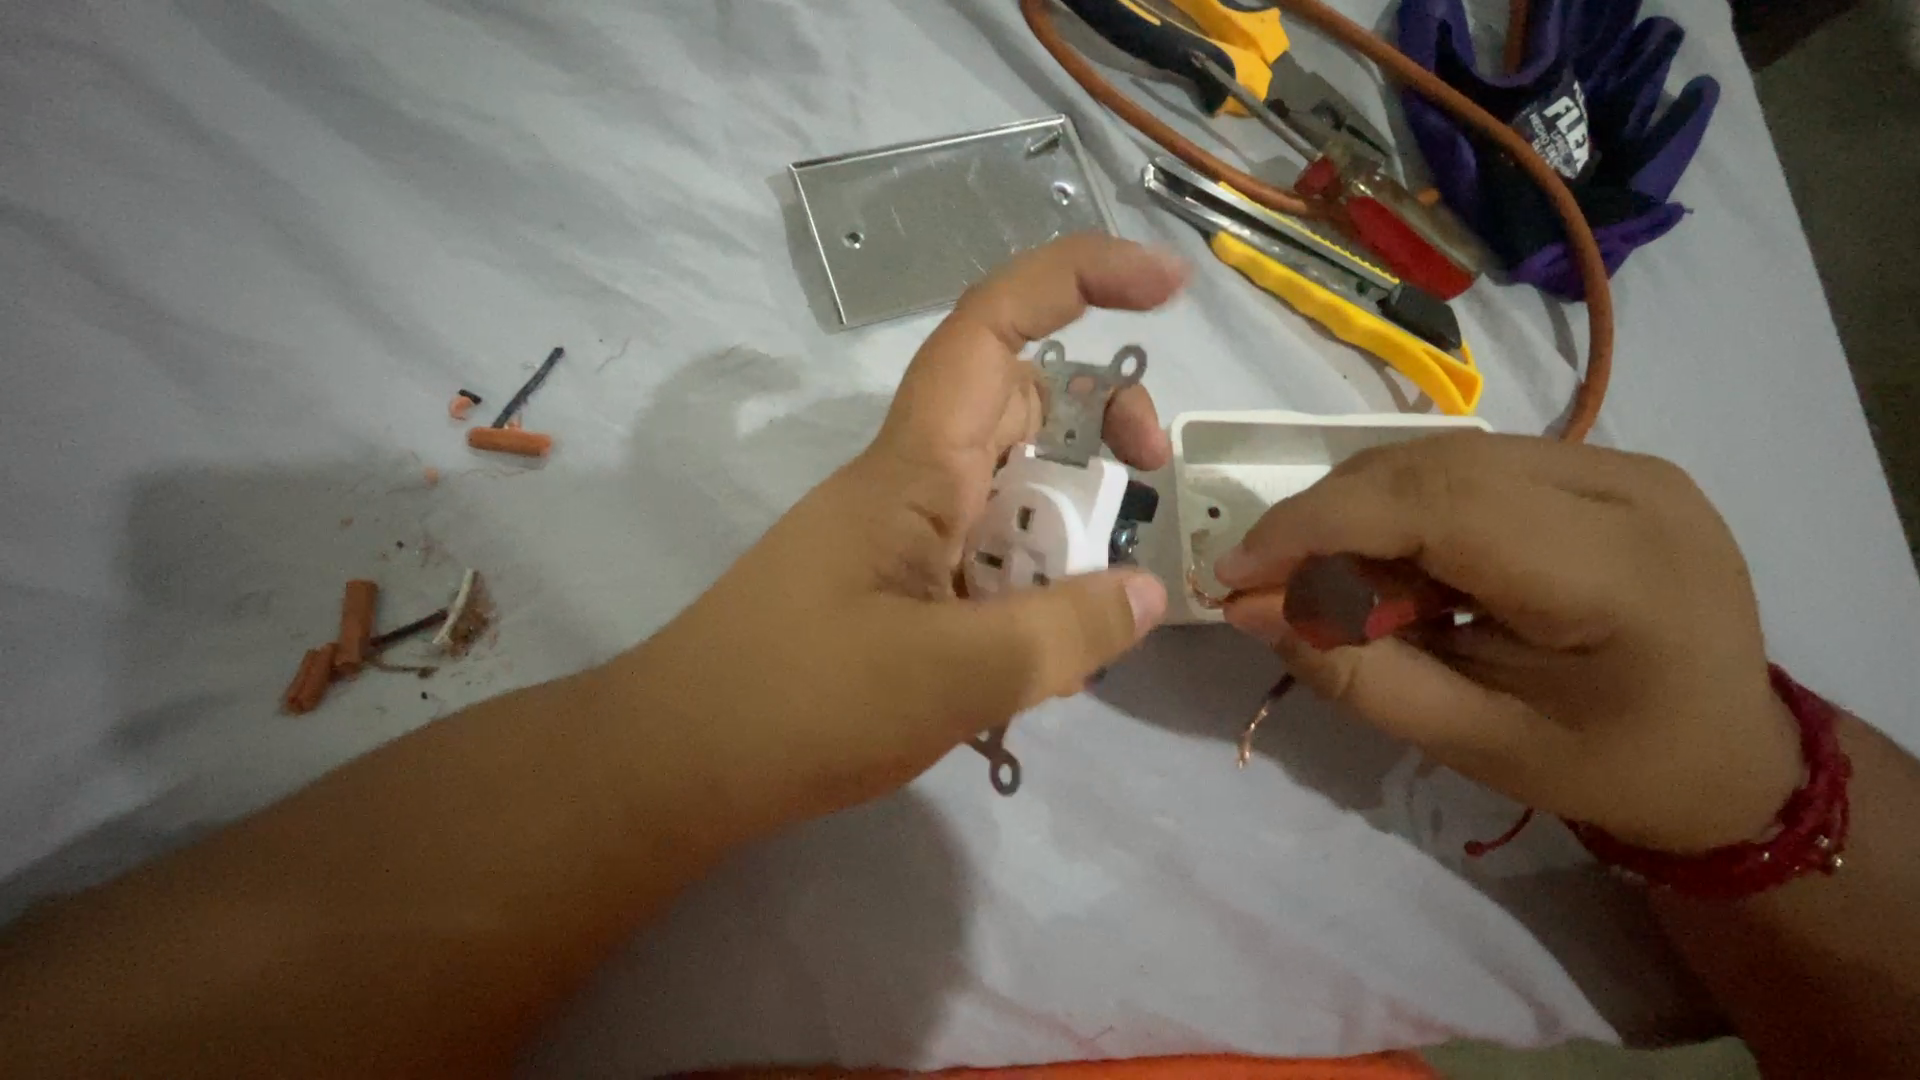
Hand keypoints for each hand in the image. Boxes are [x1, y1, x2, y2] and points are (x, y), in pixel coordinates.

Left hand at [615, 234, 1185, 830]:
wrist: (679, 763)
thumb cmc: (801, 704)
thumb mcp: (954, 676)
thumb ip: (1064, 634)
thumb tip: (1148, 593)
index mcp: (915, 468)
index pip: (992, 331)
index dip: (1078, 280)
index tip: (1167, 287)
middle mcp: (910, 483)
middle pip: (1019, 406)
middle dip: (1099, 425)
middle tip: (1144, 485)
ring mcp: (901, 537)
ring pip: (1008, 495)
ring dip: (1064, 537)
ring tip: (1091, 616)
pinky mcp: (896, 589)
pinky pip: (983, 563)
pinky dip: (1027, 594)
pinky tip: (1041, 663)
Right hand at [1213, 433, 1803, 852]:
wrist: (1729, 753)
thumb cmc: (1601, 764)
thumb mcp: (1464, 738)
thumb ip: (1351, 669)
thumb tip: (1246, 608)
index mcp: (1617, 572)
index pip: (1434, 505)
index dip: (1316, 526)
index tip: (1234, 572)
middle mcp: (1625, 486)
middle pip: (1423, 466)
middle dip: (1322, 521)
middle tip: (1268, 584)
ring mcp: (1617, 462)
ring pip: (1430, 456)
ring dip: (1356, 515)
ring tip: (1336, 587)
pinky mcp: (1596, 462)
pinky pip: (1458, 465)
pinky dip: (1396, 511)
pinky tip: (1394, 568)